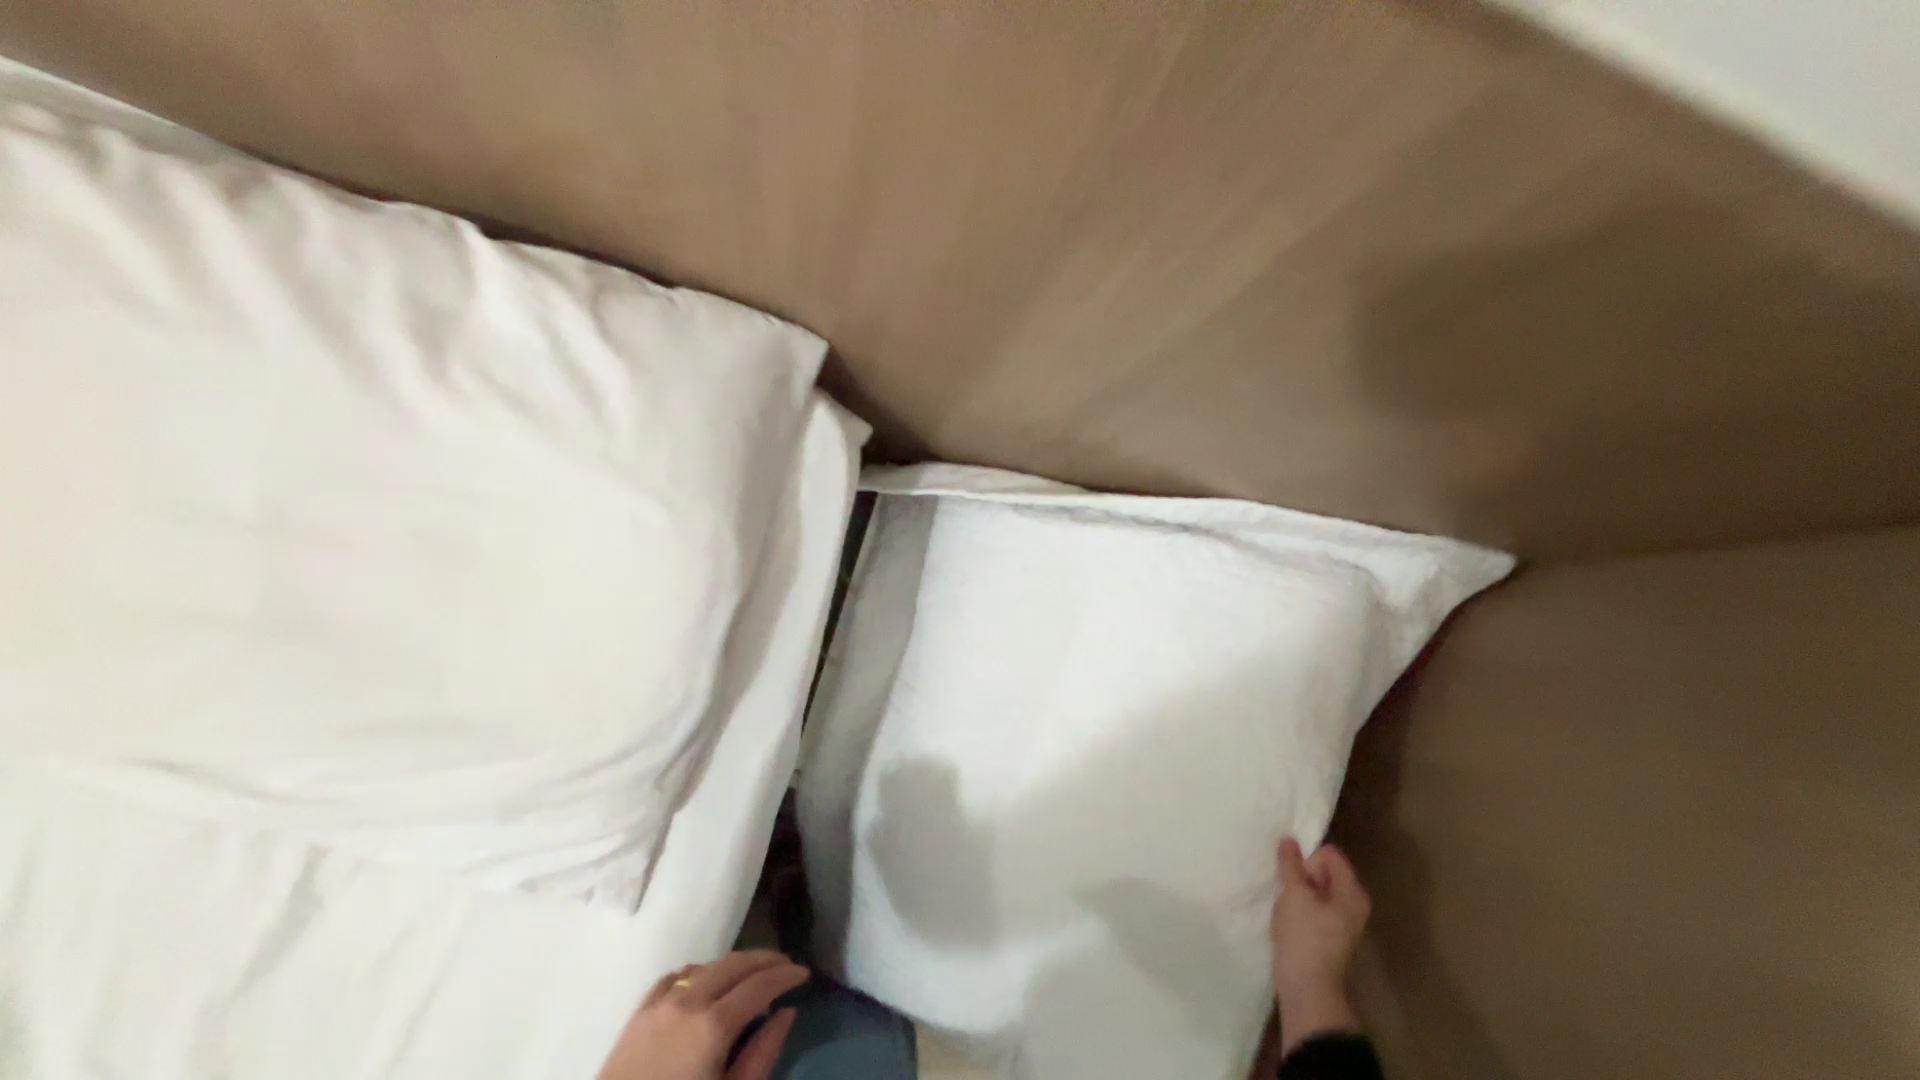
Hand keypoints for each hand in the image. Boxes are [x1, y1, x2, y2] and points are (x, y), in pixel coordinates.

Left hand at [597, 950, 810, 1079]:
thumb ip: (763, 1052)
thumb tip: (786, 1013)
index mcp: (714, 1025)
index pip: (760, 985)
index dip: (786, 975)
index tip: (804, 973)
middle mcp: (689, 1002)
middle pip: (735, 964)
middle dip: (764, 960)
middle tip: (785, 965)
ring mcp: (660, 1004)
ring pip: (706, 966)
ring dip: (734, 965)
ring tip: (751, 976)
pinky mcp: (638, 1014)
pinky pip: (675, 978)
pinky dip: (700, 973)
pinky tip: (706, 984)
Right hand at [1269, 838, 1369, 1054]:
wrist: (1307, 986)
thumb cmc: (1304, 936)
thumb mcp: (1294, 894)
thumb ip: (1291, 864)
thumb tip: (1288, 839)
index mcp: (1352, 891)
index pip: (1330, 854)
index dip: (1308, 861)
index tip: (1297, 882)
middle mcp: (1353, 903)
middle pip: (1324, 870)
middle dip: (1302, 877)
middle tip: (1290, 896)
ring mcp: (1343, 920)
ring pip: (1316, 889)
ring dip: (1298, 893)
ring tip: (1288, 911)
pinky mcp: (1330, 933)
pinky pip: (1314, 907)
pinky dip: (1300, 908)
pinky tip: (1289, 922)